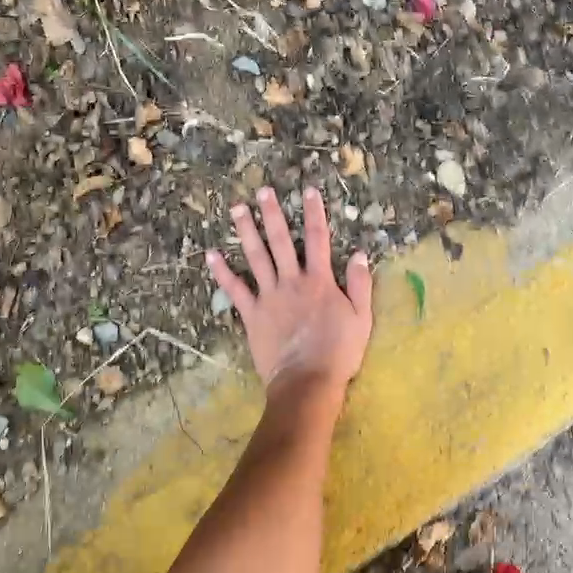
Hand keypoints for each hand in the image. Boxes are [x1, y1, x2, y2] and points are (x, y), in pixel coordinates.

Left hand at [207, 186, 372, 396]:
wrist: (307, 382)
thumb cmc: (338, 352)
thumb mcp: (361, 318)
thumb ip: (360, 284)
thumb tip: (360, 254)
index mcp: (320, 280)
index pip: (317, 238)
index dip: (314, 213)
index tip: (308, 190)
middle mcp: (292, 281)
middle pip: (281, 241)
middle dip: (273, 214)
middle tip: (263, 191)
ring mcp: (270, 296)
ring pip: (256, 257)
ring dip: (247, 231)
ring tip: (238, 209)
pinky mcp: (253, 314)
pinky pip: (236, 290)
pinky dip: (223, 272)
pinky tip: (211, 255)